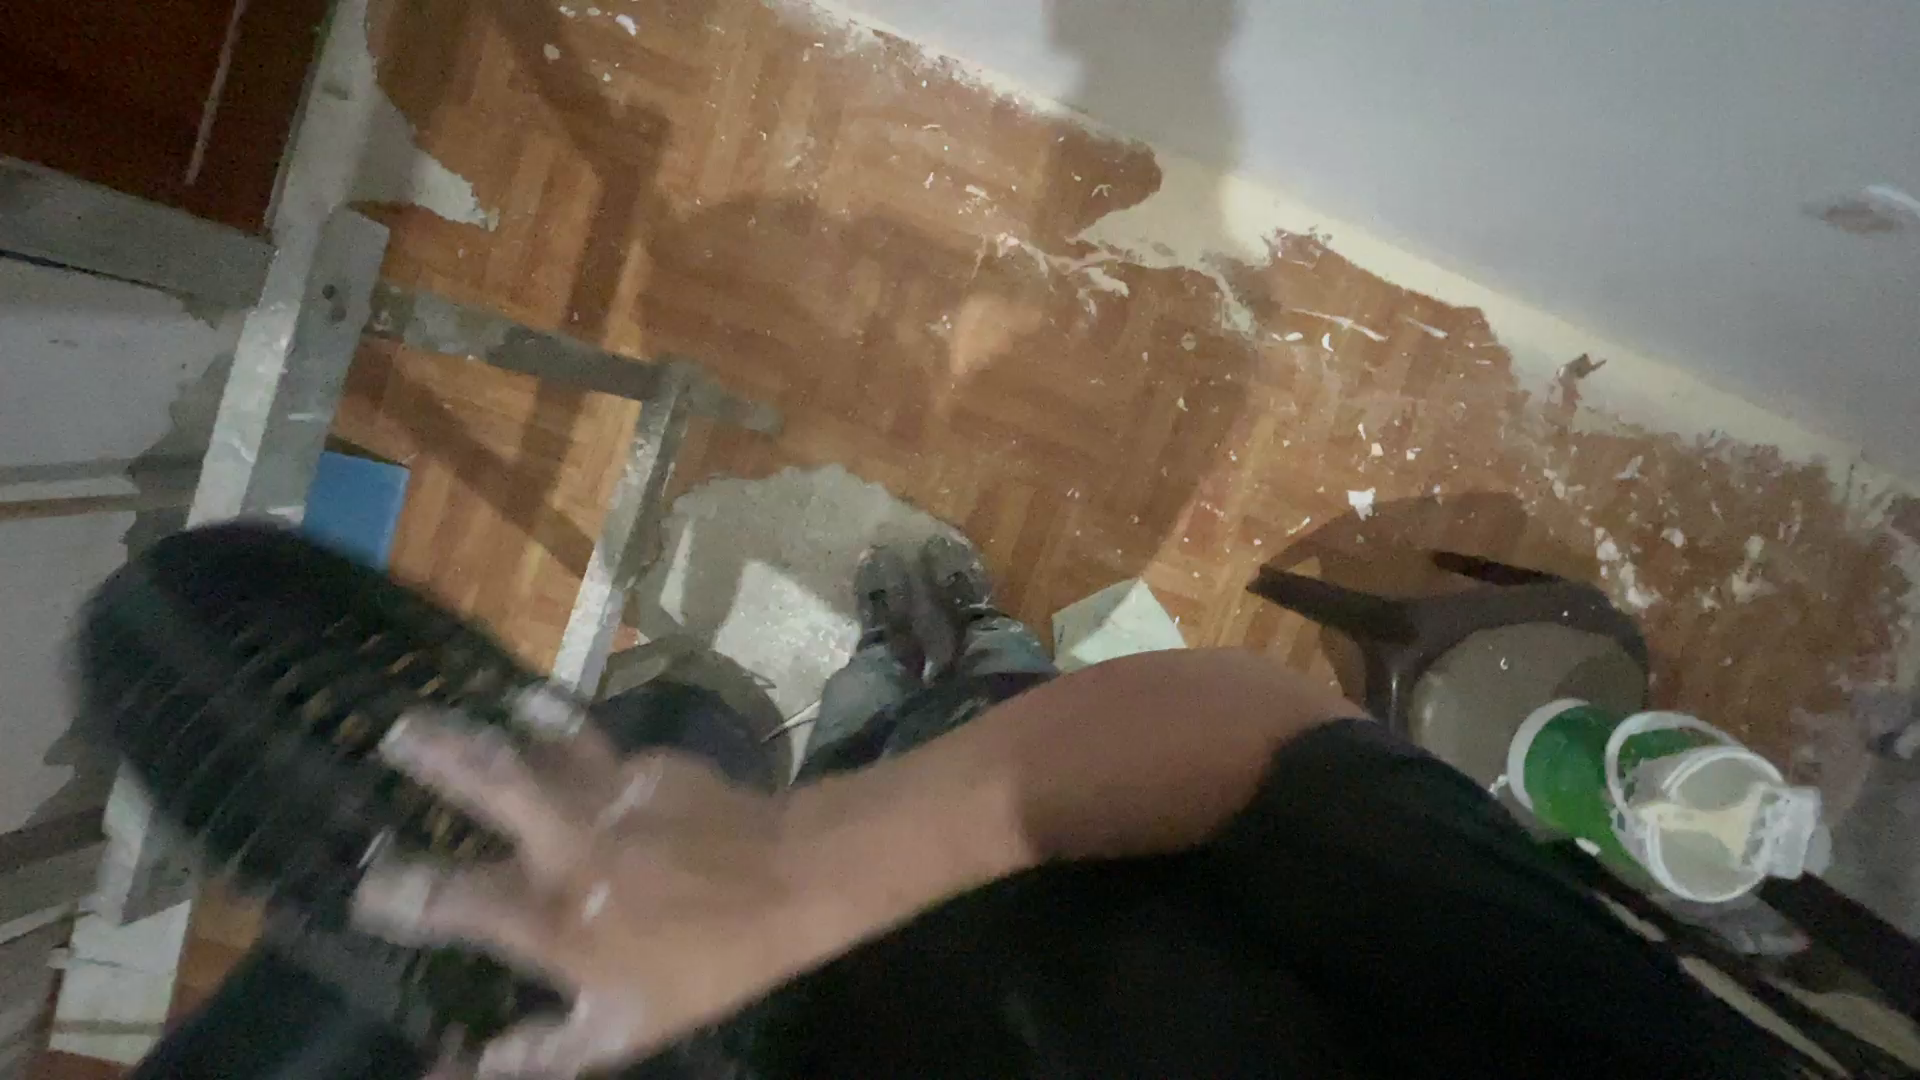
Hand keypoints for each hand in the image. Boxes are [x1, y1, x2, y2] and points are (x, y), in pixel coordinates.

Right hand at [352, 689, 801, 1078]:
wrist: (792, 879)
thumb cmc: (711, 963)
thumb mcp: (622, 1031)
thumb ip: (536, 1052)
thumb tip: (456, 1072)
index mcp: (558, 917)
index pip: (460, 902)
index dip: (405, 893)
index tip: (369, 882)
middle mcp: (575, 845)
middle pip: (496, 787)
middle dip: (443, 756)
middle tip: (400, 731)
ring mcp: (617, 794)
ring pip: (549, 748)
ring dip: (513, 724)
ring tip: (491, 703)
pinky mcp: (655, 765)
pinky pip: (604, 748)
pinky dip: (576, 736)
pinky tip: (563, 724)